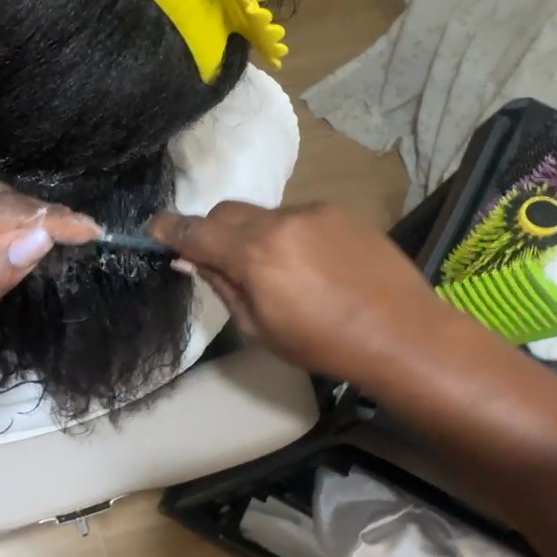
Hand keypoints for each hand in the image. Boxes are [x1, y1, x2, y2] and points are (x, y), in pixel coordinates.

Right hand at [151, 201, 462, 382]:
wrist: (401, 333)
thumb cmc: (322, 345)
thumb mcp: (259, 327)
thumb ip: (221, 286)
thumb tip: (190, 261)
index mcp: (256, 254)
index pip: (198, 231)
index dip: (170, 230)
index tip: (154, 230)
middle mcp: (282, 221)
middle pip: (226, 212)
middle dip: (211, 231)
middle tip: (214, 260)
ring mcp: (315, 212)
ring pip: (263, 215)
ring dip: (253, 236)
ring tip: (276, 274)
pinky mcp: (342, 212)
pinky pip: (297, 217)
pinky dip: (287, 236)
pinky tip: (310, 268)